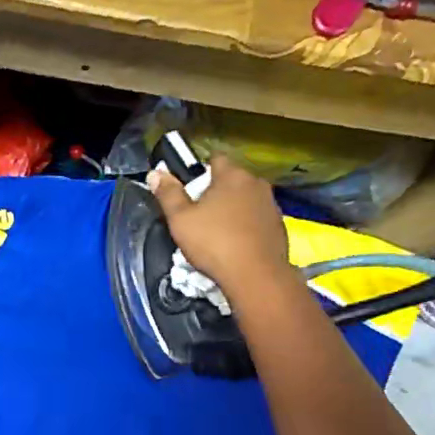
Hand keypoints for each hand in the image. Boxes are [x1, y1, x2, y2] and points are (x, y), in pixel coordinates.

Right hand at [148, 156, 290, 295]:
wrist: (256, 275)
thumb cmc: (214, 243)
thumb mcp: (181, 220)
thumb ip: (168, 194)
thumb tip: (155, 173)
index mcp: (231, 175)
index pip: (216, 159)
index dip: (201, 171)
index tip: (191, 190)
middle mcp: (256, 182)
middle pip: (233, 179)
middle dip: (218, 191)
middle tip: (201, 215)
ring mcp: (271, 204)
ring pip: (247, 199)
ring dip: (235, 209)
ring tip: (220, 232)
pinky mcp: (279, 225)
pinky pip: (258, 218)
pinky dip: (248, 225)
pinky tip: (238, 244)